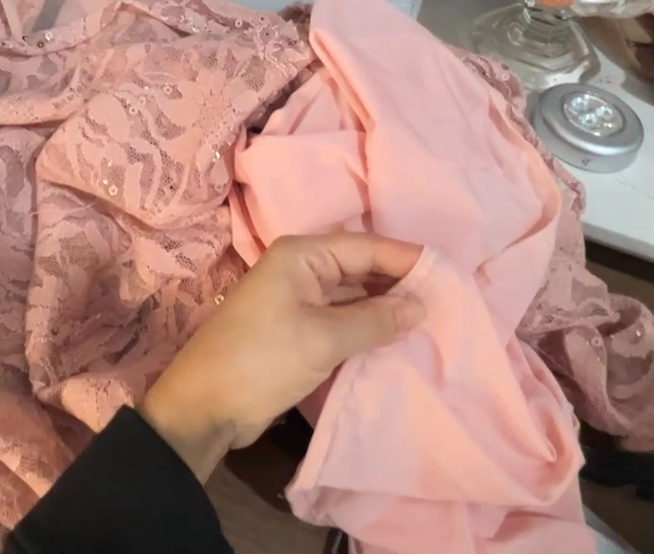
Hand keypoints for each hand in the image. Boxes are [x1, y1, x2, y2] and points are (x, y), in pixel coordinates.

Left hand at [140, 233, 425, 478]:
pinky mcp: (300, 328)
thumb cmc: (260, 360)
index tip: (449, 275)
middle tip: (448, 301)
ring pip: (354, 294)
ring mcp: (300, 299)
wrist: (204, 407)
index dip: (407, 259)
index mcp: (302, 255)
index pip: (366, 247)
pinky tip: (399, 338)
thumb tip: (419, 306)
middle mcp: (302, 268)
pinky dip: (369, 326)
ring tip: (434, 320)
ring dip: (387, 307)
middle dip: (400, 282)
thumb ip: (373, 320)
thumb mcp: (321, 339)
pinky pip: (344, 318)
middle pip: (361, 267)